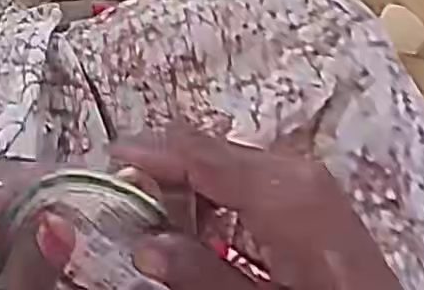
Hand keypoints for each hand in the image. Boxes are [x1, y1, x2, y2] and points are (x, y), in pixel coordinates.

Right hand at [112, 132, 395, 289]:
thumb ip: (200, 274)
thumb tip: (144, 244)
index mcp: (280, 188)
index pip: (199, 153)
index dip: (150, 151)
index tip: (111, 155)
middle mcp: (292, 167)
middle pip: (211, 150)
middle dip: (167, 166)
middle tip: (127, 191)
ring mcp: (306, 176)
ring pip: (228, 160)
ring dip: (191, 180)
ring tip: (159, 213)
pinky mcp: (312, 192)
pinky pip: (251, 177)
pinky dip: (220, 191)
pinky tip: (205, 223)